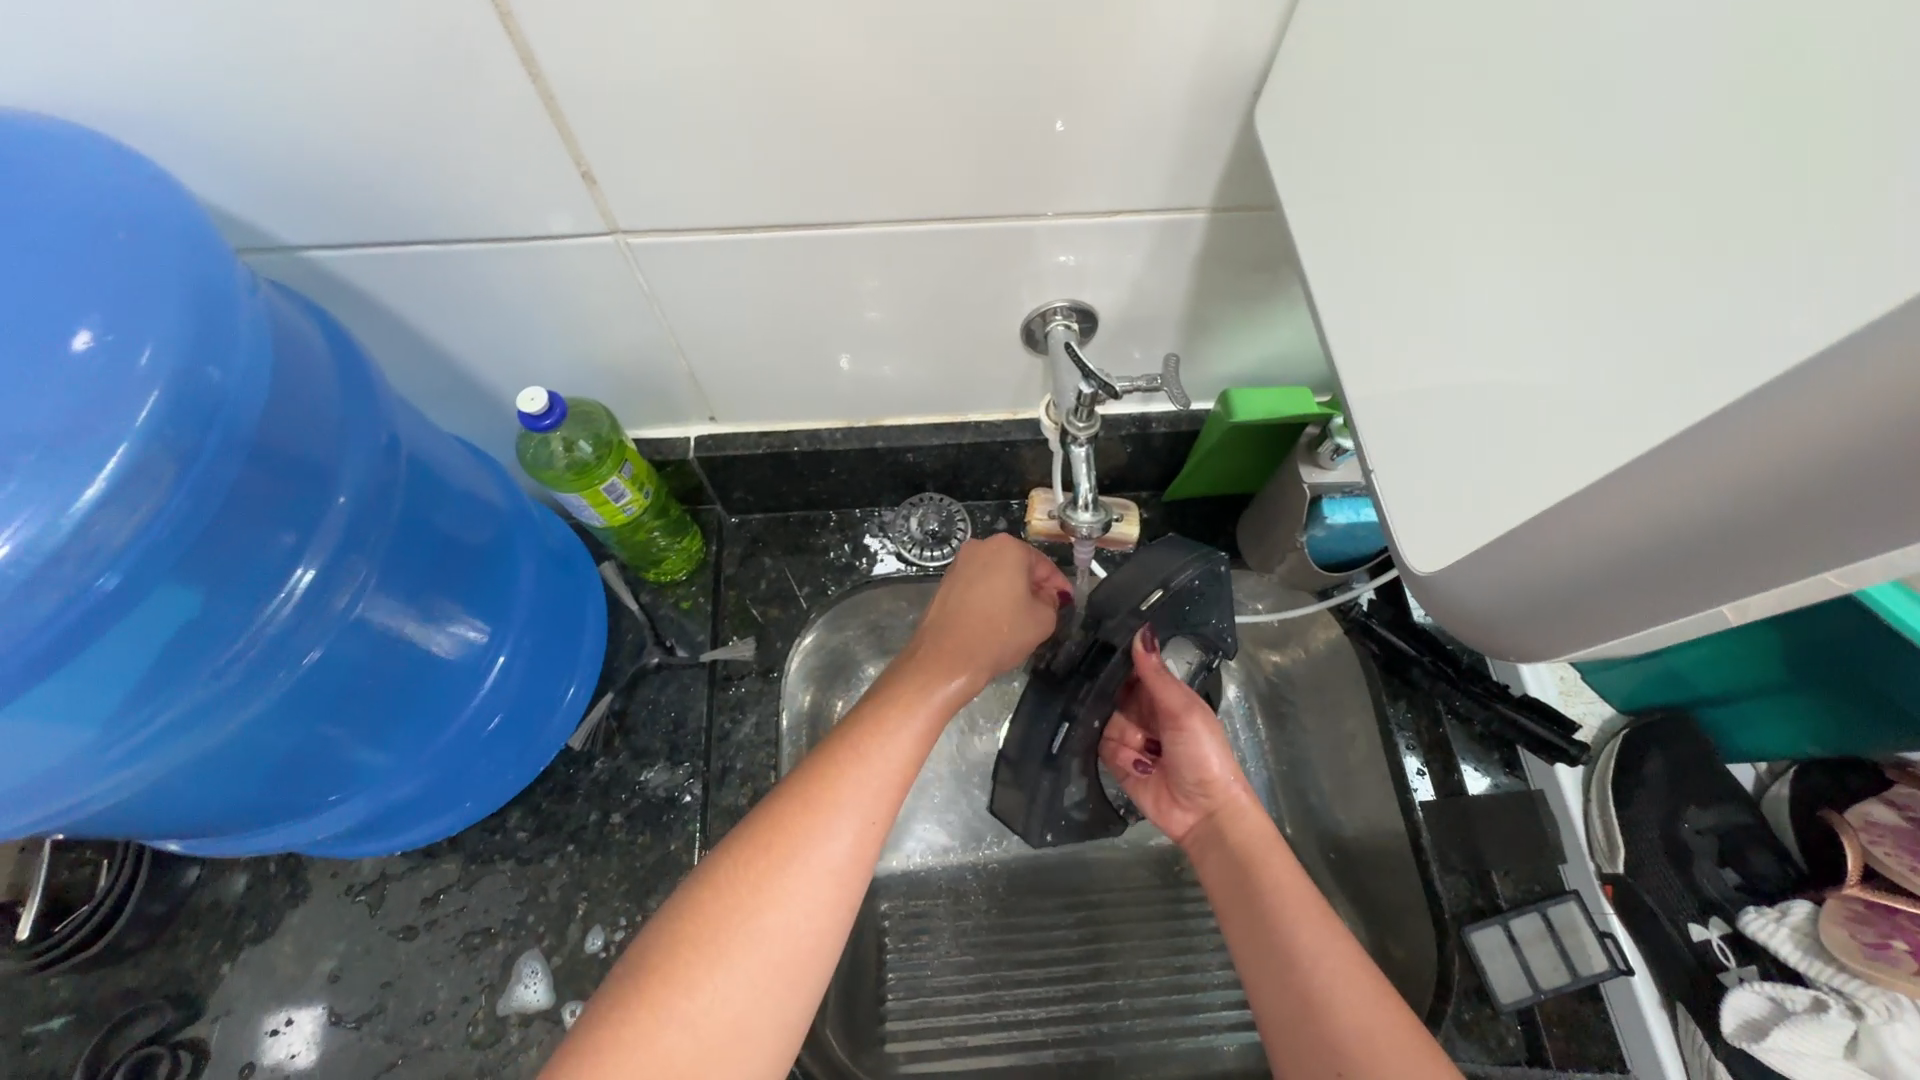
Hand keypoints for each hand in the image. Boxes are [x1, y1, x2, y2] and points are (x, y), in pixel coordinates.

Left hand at [899, 534, 1071, 697]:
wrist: (946, 658)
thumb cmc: (999, 634)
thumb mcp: (1043, 620)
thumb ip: (1052, 601)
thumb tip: (1047, 595)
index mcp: (1008, 548)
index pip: (1044, 565)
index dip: (1058, 585)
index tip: (1067, 601)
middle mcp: (981, 547)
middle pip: (1018, 566)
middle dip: (1033, 587)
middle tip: (1045, 611)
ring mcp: (959, 563)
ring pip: (996, 575)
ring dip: (1010, 592)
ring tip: (1019, 619)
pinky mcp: (945, 582)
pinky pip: (978, 586)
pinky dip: (990, 598)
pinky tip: (995, 621)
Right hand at [1099, 627, 1259, 844]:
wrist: (1205, 812)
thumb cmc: (1203, 754)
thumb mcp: (1182, 710)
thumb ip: (1156, 674)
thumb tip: (1141, 629)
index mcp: (1165, 696)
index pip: (1134, 669)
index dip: (1117, 660)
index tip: (1093, 642)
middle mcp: (1144, 714)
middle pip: (1112, 694)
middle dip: (1107, 695)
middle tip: (1100, 690)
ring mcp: (1130, 739)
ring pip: (1104, 721)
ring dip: (1120, 732)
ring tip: (1142, 747)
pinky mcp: (1118, 763)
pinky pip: (1101, 747)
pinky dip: (1115, 752)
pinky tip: (1135, 760)